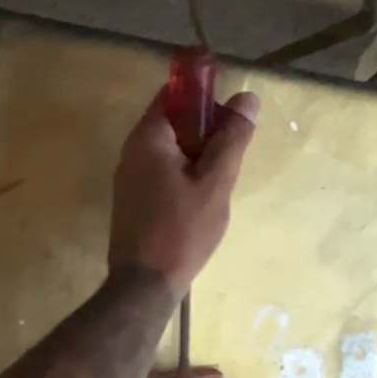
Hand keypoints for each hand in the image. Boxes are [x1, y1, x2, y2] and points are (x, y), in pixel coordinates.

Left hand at [108, 87, 259, 290]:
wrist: (144, 285)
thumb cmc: (181, 232)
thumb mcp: (215, 183)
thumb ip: (232, 139)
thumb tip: (248, 98)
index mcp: (148, 138)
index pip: (174, 93)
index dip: (205, 92)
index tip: (233, 108)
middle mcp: (132, 152)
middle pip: (173, 121)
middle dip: (206, 128)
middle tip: (233, 152)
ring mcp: (129, 179)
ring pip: (170, 151)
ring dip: (198, 155)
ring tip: (221, 180)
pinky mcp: (133, 202)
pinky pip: (162, 174)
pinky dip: (185, 175)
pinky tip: (202, 199)